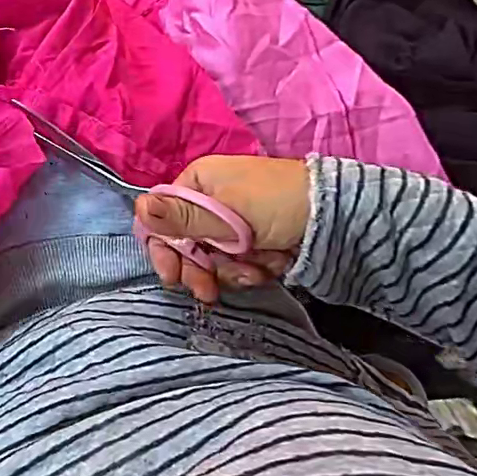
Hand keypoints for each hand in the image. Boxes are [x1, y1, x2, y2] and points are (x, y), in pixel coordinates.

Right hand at [137, 155, 309, 303]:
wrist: (339, 216)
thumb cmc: (277, 205)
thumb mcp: (226, 211)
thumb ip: (180, 217)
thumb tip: (137, 207)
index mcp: (198, 183)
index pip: (162, 220)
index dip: (164, 250)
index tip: (172, 276)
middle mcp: (210, 202)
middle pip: (185, 246)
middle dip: (200, 270)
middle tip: (208, 292)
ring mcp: (232, 223)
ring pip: (212, 260)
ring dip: (231, 272)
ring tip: (256, 272)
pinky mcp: (252, 241)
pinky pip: (237, 264)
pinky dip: (252, 270)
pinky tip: (270, 266)